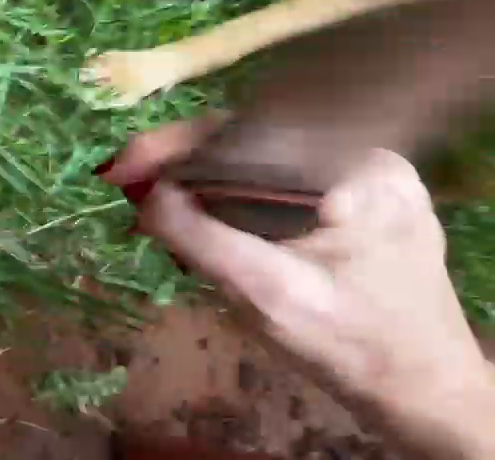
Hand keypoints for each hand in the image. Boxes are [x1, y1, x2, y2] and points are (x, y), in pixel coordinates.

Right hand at [104, 121, 494, 459]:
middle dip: (174, 166)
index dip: (167, 149)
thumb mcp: (263, 291)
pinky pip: (262, 177)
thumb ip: (195, 233)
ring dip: (191, 181)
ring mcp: (358, 177)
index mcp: (356, 170)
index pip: (238, 136)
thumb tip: (138, 192)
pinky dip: (218, 194)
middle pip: (238, 142)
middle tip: (122, 187)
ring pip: (244, 158)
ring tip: (147, 206)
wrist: (424, 402)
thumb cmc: (353, 348)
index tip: (116, 173)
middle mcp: (362, 159)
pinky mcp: (348, 197)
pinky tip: (190, 216)